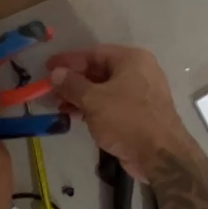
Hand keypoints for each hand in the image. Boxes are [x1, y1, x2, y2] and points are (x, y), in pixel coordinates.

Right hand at [47, 45, 196, 180]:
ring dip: (81, 97)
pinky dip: (93, 108)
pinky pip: (112, 104)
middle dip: (73, 82)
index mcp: (132, 59)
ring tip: (59, 107)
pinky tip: (76, 116)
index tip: (48, 67)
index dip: (68, 61)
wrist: (159, 155)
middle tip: (51, 91)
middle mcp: (139, 71)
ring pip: (104, 90)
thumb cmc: (126, 120)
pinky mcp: (139, 113)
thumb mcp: (94, 100)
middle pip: (99, 71)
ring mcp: (141, 93)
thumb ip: (72, 84)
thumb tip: (55, 73)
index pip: (93, 53)